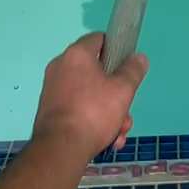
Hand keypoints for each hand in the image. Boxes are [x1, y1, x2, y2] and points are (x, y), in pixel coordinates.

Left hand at [32, 33, 147, 160]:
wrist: (60, 149)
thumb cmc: (94, 112)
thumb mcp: (123, 89)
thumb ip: (133, 69)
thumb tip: (138, 57)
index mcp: (76, 55)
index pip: (99, 39)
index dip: (116, 49)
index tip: (127, 67)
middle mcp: (60, 68)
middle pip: (97, 73)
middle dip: (117, 94)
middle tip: (126, 110)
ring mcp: (53, 90)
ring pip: (90, 95)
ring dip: (109, 113)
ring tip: (119, 133)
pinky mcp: (50, 112)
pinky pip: (78, 109)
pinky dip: (93, 121)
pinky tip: (107, 141)